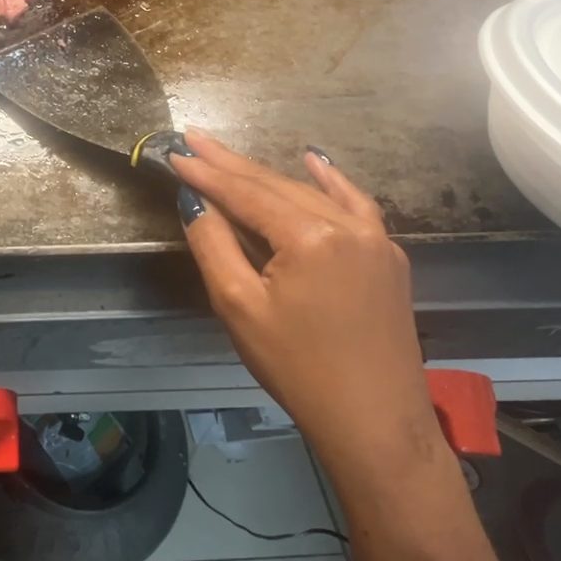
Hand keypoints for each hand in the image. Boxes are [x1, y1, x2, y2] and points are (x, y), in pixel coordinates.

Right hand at [167, 131, 437, 463]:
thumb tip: (194, 200)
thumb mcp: (238, 305)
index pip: (245, 193)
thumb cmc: (296, 366)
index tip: (173, 153)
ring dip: (266, 174)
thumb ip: (213, 243)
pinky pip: (355, 205)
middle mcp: (347, 226)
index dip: (206, 173)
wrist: (375, 423)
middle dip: (230, 164)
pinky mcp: (388, 259)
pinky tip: (314, 161)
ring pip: (309, 193)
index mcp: (310, 236)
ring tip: (228, 154)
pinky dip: (329, 182)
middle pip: (276, 185)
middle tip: (193, 138)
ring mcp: (375, 240)